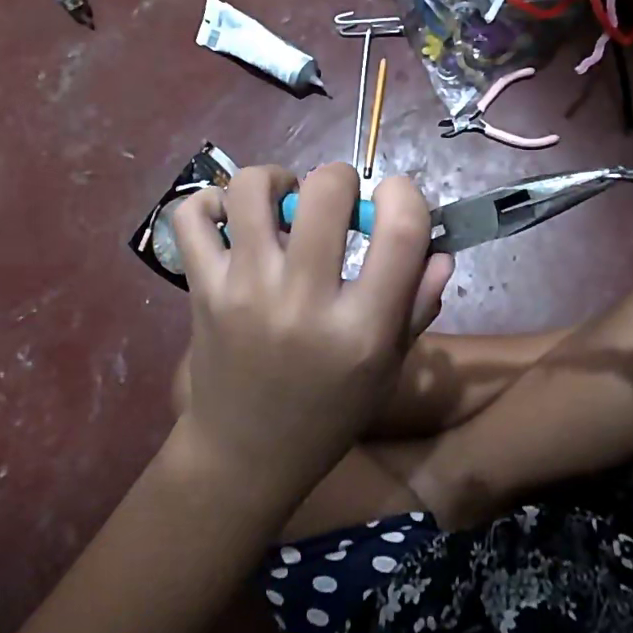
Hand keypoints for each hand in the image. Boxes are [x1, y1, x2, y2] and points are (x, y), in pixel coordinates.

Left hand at [171, 164, 452, 487]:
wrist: (246, 454)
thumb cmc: (331, 410)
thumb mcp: (390, 366)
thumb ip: (418, 303)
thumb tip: (441, 249)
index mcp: (362, 329)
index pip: (400, 231)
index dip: (404, 195)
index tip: (393, 199)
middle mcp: (302, 302)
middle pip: (324, 192)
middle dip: (340, 178)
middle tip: (336, 203)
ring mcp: (243, 292)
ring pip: (252, 190)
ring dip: (276, 180)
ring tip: (284, 204)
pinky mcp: (200, 290)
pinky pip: (191, 216)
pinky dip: (211, 202)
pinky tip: (234, 220)